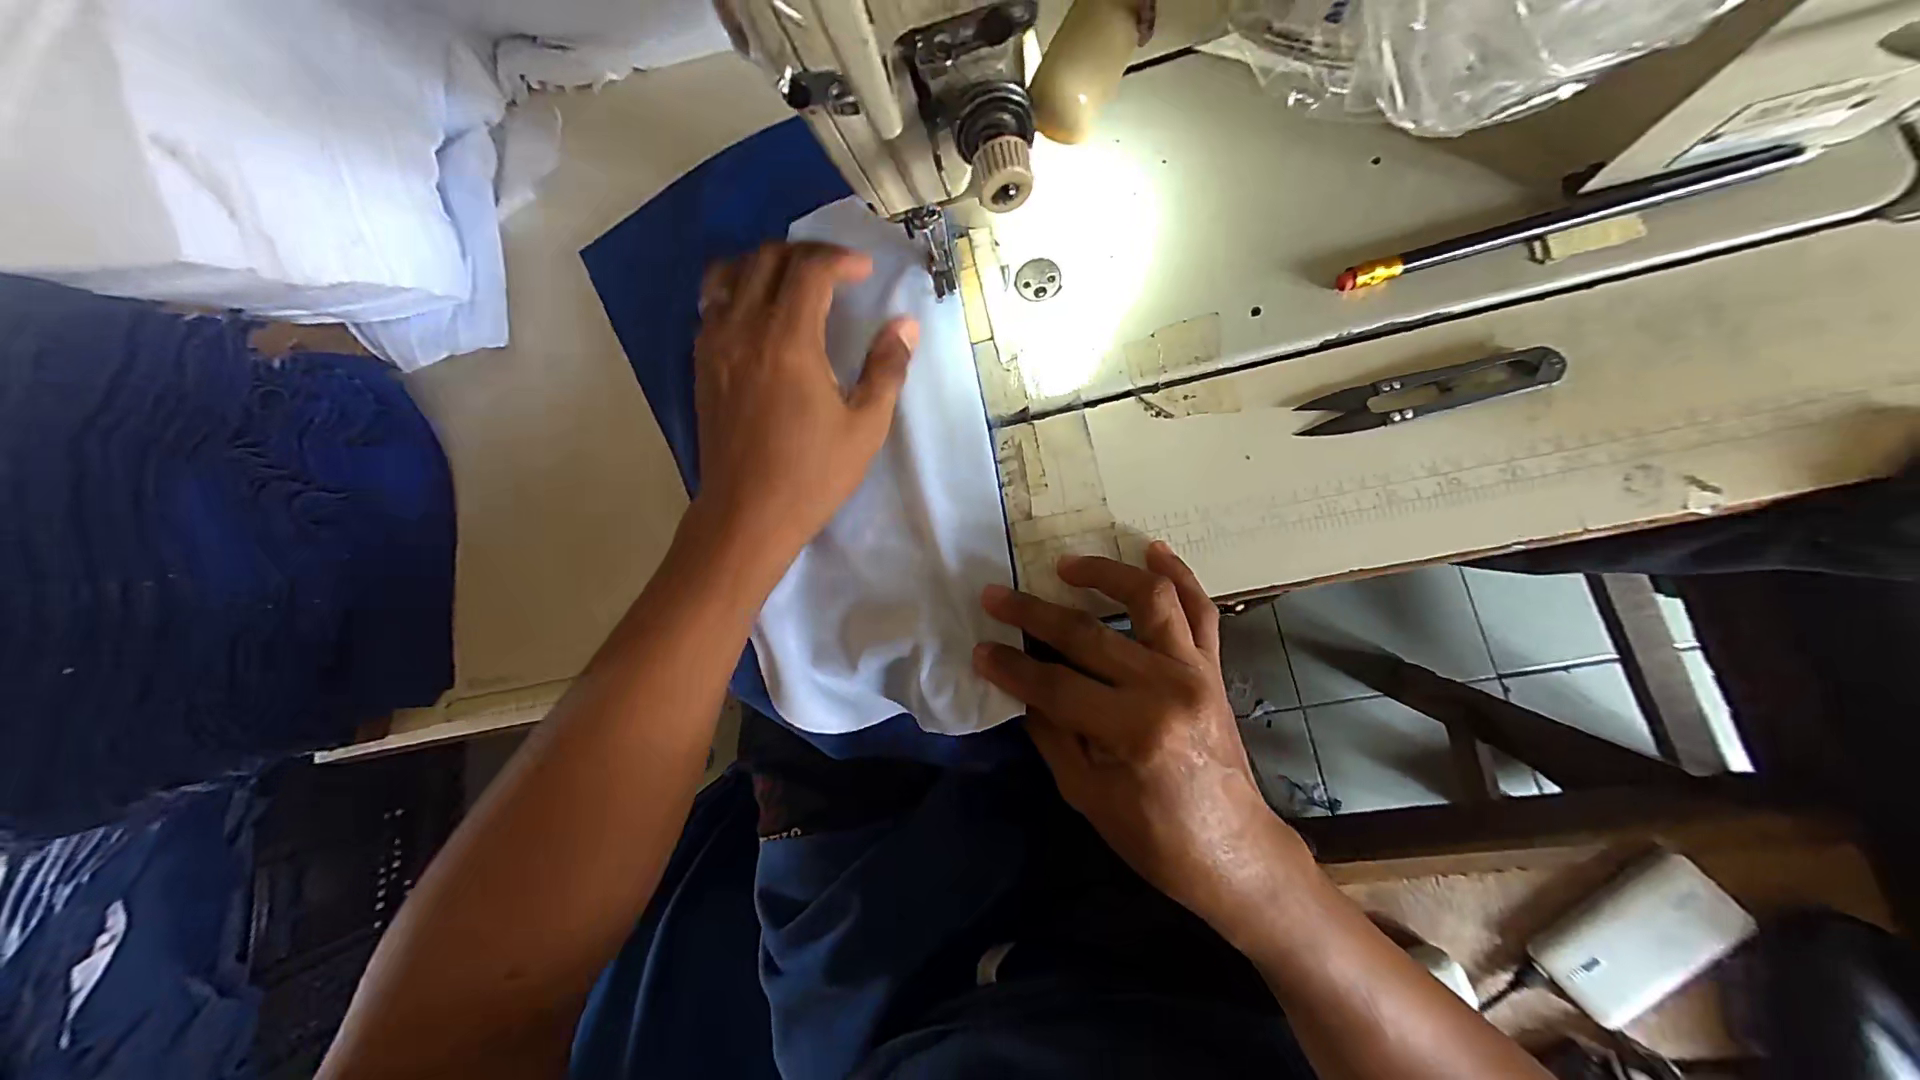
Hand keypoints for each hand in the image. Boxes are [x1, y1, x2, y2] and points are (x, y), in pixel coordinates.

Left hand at [689, 242, 917, 561]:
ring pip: (729, 272)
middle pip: (767, 258)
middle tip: (835, 273)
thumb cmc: (812, 474)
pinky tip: (759, 314)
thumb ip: (887, 370)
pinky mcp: (701, 364)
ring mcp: (714, 345)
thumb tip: (905, 327)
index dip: (840, 260)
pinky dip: (738, 290)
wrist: (747, 514)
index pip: (810, 271)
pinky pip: (712, 303)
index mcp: (787, 341)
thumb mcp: (865, 427)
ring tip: (793, 281)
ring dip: (765, 264)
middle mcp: (744, 329)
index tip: (864, 272)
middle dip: (806, 254)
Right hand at [973, 542, 1315, 935]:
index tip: (980, 648)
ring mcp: (1196, 672)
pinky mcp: (1213, 668)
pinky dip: (1178, 575)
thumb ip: (1051, 731)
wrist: (1234, 853)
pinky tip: (1152, 550)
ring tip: (1067, 565)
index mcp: (1134, 731)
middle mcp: (1168, 688)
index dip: (1012, 667)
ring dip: (1105, 573)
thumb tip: (1019, 683)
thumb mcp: (1086, 794)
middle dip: (1033, 613)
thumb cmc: (1155, 836)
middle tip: (996, 595)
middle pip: (1089, 635)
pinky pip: (1200, 609)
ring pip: (1150, 599)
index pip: (1056, 685)